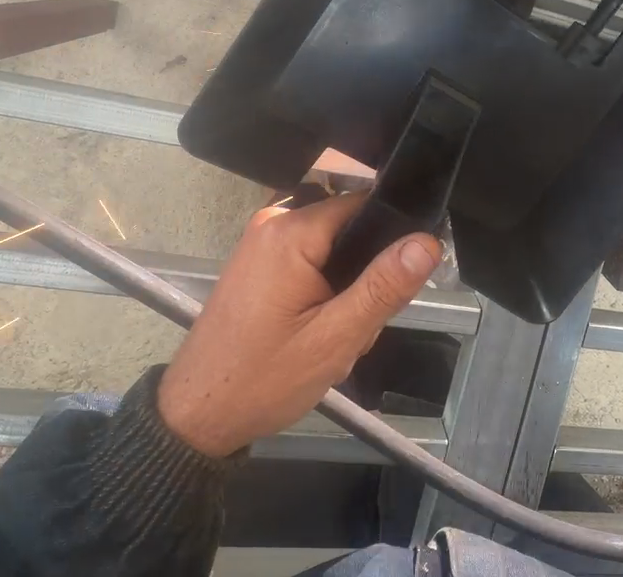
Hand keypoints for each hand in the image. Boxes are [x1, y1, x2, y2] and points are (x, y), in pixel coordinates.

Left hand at [157, 192, 440, 456]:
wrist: (194, 418)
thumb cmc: (262, 380)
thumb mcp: (335, 338)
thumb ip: (383, 286)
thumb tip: (428, 243)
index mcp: (291, 231)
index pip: (365, 204)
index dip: (394, 235)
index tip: (404, 279)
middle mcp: (274, 222)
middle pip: (351, 226)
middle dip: (368, 272)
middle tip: (362, 323)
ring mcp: (262, 241)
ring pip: (334, 247)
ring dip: (348, 286)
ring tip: (340, 334)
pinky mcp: (258, 262)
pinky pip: (311, 259)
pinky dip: (326, 289)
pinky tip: (321, 328)